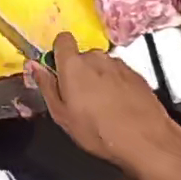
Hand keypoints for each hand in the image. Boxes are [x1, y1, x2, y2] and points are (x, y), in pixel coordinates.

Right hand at [30, 33, 180, 179]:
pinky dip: (115, 86)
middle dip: (78, 72)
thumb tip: (34, 66)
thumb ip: (46, 85)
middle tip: (78, 98)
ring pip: (101, 66)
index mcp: (74, 64)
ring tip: (100, 107)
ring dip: (97, 79)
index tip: (57, 72)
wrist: (146, 140)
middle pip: (82, 56)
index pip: (62, 40)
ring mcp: (120, 65)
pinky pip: (118, 75)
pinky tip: (117, 108)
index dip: (58, 53)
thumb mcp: (61, 114)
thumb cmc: (97, 130)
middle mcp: (97, 58)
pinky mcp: (137, 75)